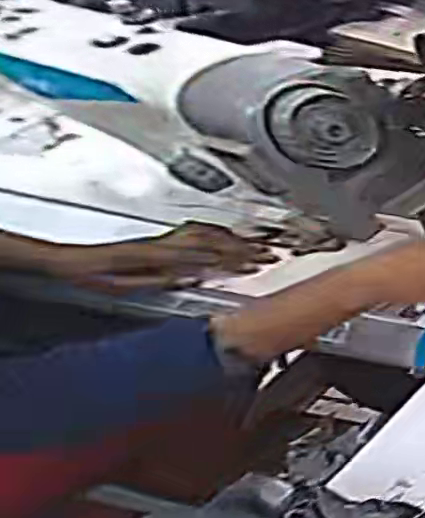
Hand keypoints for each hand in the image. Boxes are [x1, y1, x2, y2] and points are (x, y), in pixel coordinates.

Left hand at [54, 224, 273, 289]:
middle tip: (270, 254)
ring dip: (236, 239)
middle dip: (245, 248)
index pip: (204, 256)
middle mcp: (162, 243)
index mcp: (155, 255)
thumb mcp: (123, 286)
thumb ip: (161, 281)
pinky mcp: (160, 239)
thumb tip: (194, 277)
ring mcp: (161, 239)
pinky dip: (217, 232)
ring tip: (259, 244)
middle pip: (212, 242)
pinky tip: (230, 235)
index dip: (233, 260)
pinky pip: (193, 231)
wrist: (63, 261)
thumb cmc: (90, 276)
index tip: (257, 264)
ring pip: (206, 234)